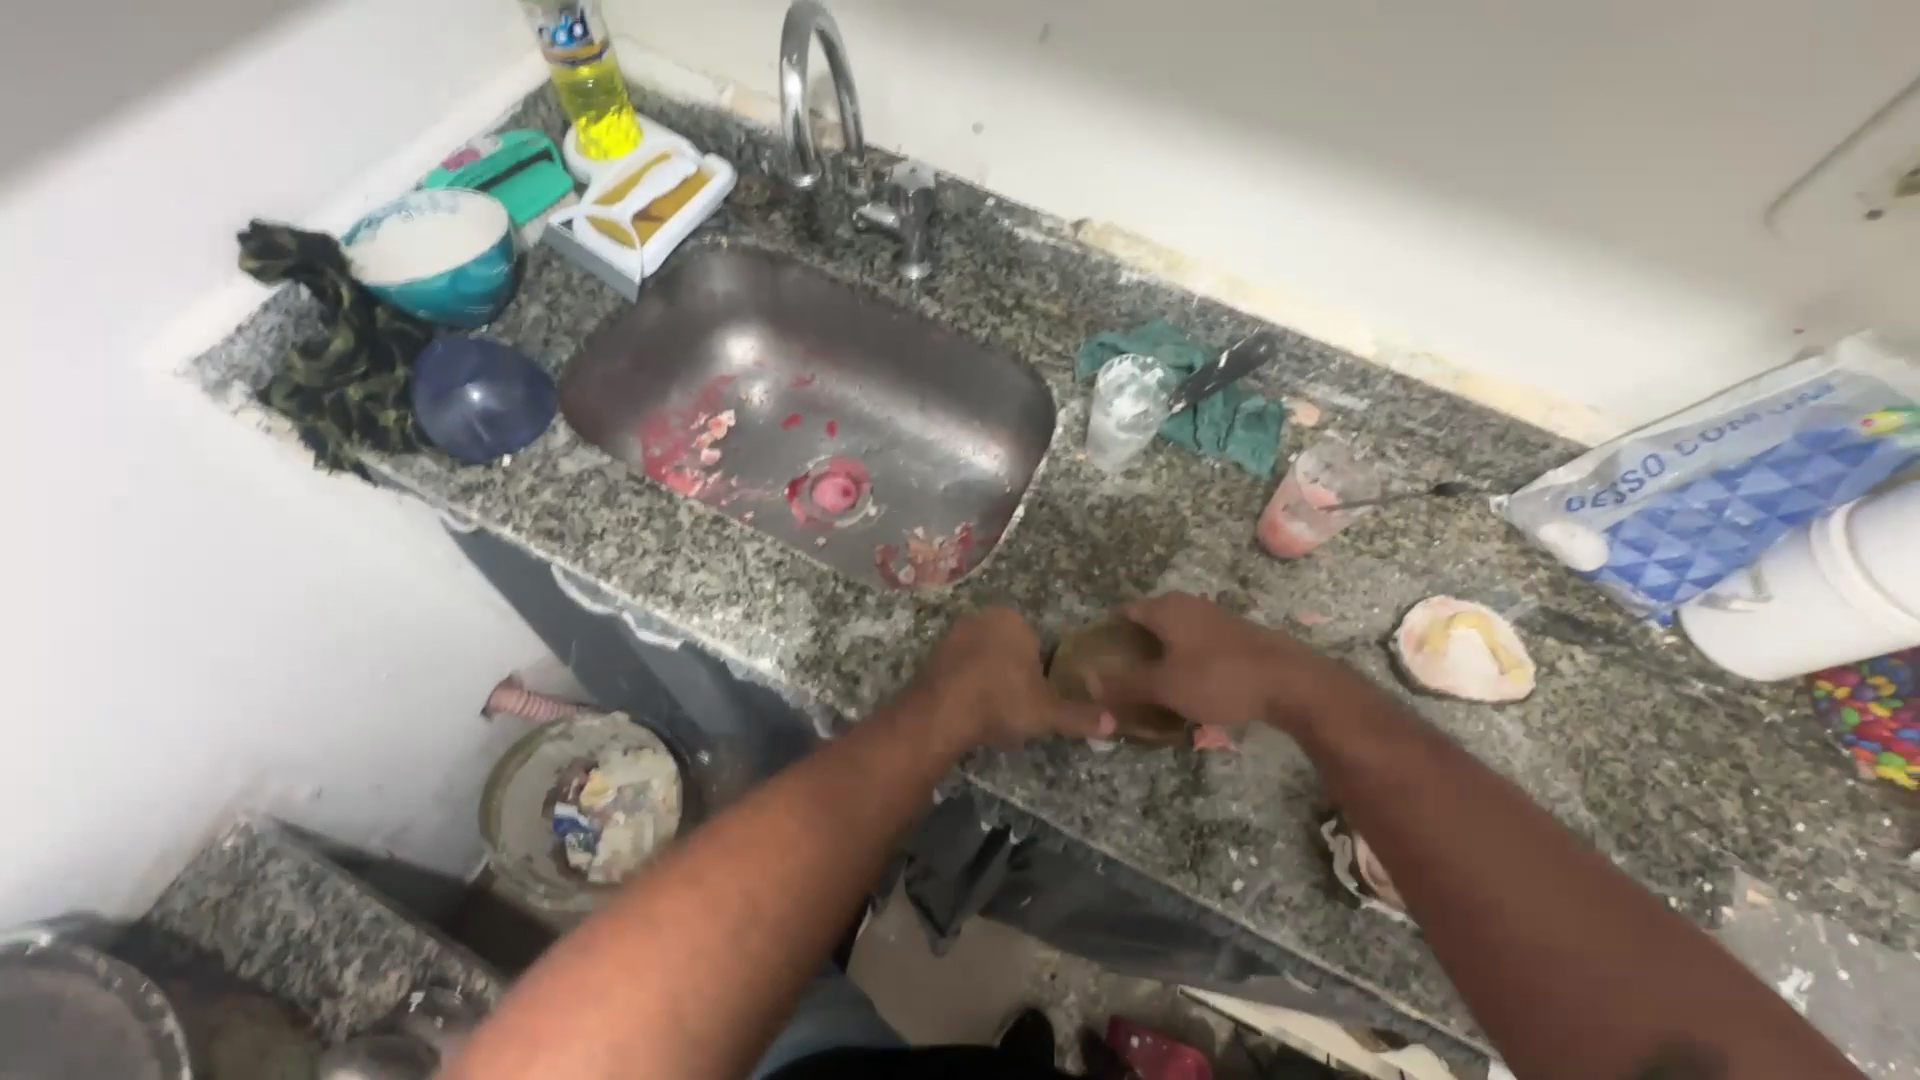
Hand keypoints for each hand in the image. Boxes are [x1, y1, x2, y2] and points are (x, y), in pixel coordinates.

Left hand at [913, 608, 1115, 748]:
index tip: (1034, 698)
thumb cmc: (1002, 702)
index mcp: (1014, 621)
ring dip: (985, 679)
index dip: (1038, 672)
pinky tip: (966, 709)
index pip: (1036, 644)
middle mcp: (982, 618)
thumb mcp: (1047, 713)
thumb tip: (1114, 723)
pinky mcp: (931, 654)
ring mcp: (952, 634)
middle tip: (1013, 708)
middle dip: (1011, 673)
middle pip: (1006, 648)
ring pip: (980, 658)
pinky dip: (963, 685)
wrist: (941, 711)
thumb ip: (1079, 716)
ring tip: (988, 712)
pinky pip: (957, 669)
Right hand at [1089, 592, 1356, 734]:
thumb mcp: (1164, 685)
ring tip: (1150, 688)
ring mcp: (1214, 618)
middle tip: (1119, 680)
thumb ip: (1125, 683)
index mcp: (1165, 608)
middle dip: (1133, 649)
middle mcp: (1188, 604)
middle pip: (1149, 622)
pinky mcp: (1236, 636)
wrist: (1291, 682)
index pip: (1123, 612)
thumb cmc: (1219, 678)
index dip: (1106, 634)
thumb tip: (1089, 682)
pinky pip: (1197, 646)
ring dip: (1160, 657)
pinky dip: (1185, 662)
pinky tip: (1187, 688)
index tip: (1095, 661)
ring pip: (1175, 635)